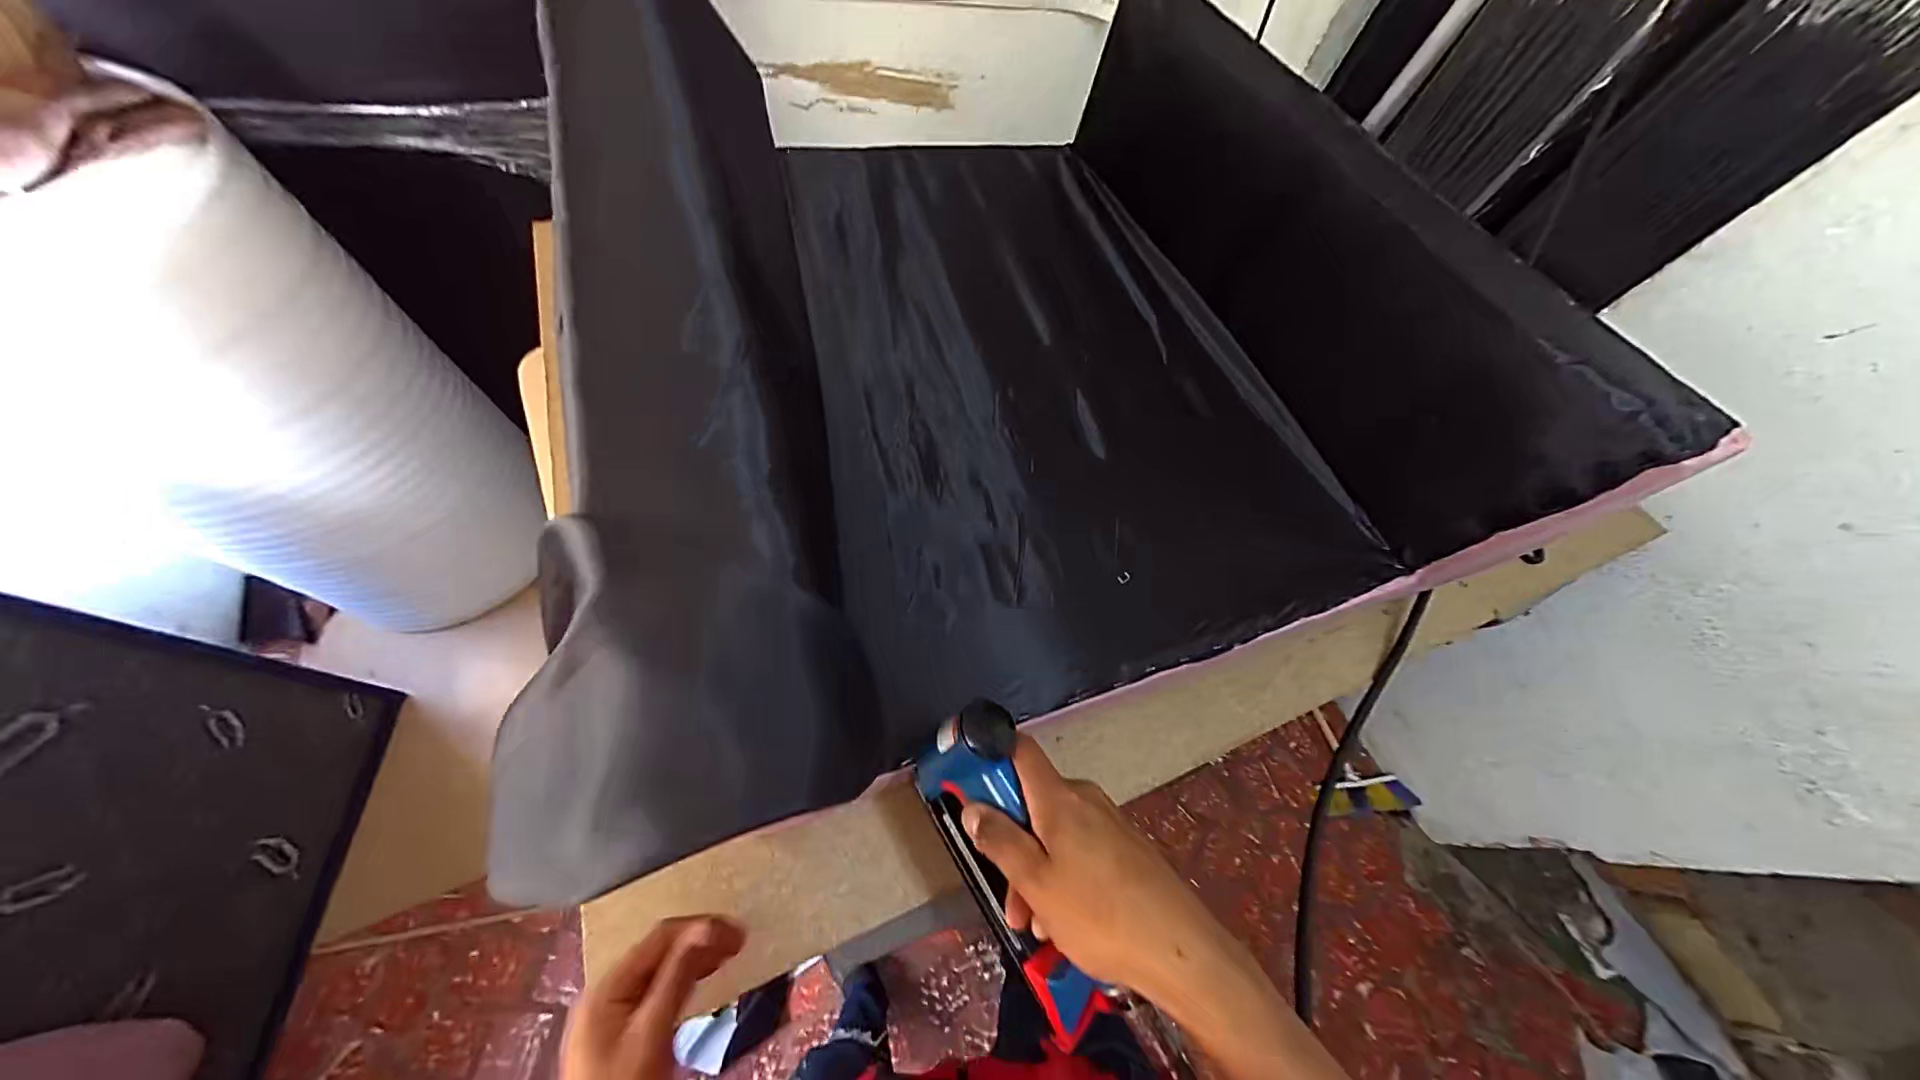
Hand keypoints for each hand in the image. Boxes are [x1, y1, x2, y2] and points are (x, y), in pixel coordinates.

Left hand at [561, 916, 743, 1079]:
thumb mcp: (652, 1034)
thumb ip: (678, 977)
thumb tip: (708, 927)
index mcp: (608, 986)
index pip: (660, 937)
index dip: (700, 927)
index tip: (739, 933)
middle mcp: (609, 991)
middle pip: (660, 950)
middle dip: (701, 940)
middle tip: (740, 942)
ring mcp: (614, 1012)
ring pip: (662, 969)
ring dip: (697, 957)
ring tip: (731, 954)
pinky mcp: (625, 1032)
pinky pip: (660, 990)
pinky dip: (686, 979)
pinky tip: (706, 978)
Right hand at [960, 736, 1240, 1002]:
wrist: (1182, 952)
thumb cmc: (1100, 914)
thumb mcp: (1036, 882)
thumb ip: (1000, 840)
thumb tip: (973, 806)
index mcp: (1060, 797)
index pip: (1019, 749)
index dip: (989, 755)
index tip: (967, 780)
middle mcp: (1085, 799)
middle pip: (1032, 802)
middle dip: (1010, 842)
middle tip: (1006, 893)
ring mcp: (1108, 823)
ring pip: (1054, 834)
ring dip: (1035, 871)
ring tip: (1037, 924)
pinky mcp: (1125, 848)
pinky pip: (1079, 850)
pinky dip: (1062, 876)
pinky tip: (1066, 922)